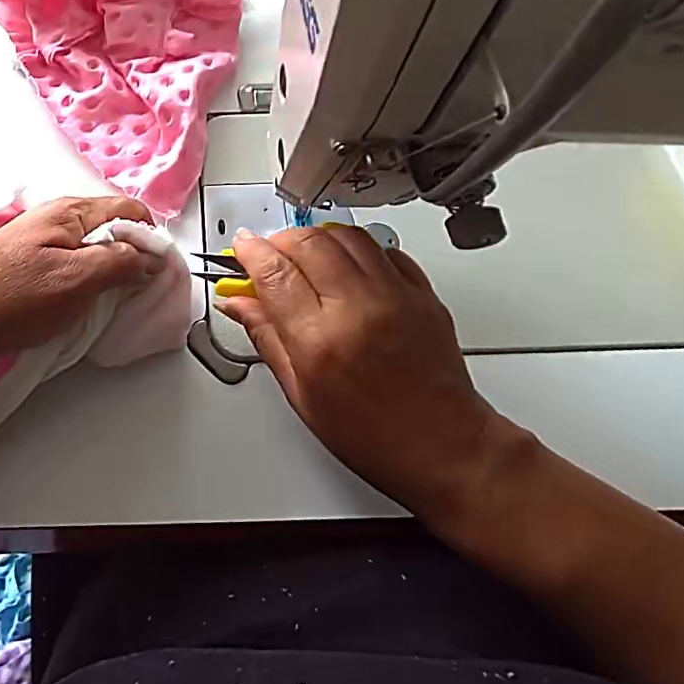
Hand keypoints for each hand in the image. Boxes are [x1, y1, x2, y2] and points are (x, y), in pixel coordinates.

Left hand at [0, 196, 163, 364]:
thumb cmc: (9, 297)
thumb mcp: (76, 280)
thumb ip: (120, 263)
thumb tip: (150, 257)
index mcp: (70, 212)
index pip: (130, 211)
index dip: (151, 237)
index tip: (157, 269)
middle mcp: (56, 217)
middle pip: (112, 227)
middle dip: (131, 254)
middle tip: (133, 288)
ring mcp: (41, 239)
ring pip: (93, 246)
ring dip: (108, 269)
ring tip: (106, 298)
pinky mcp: (29, 261)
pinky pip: (73, 261)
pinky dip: (86, 277)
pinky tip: (80, 300)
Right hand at [218, 226, 523, 525]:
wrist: (444, 447)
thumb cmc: (375, 436)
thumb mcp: (302, 393)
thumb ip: (266, 337)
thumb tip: (238, 303)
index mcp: (321, 342)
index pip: (274, 272)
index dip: (250, 253)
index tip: (242, 248)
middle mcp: (359, 310)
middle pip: (308, 242)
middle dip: (280, 240)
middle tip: (269, 255)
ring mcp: (395, 297)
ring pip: (346, 236)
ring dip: (317, 237)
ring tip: (305, 256)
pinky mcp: (422, 294)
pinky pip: (384, 249)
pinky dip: (357, 249)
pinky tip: (347, 266)